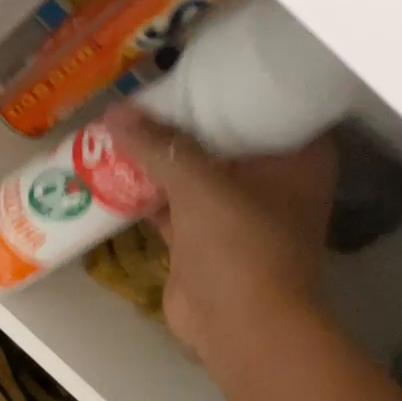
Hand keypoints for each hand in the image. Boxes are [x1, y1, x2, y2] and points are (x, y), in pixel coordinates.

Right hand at [102, 103, 338, 365]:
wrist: (237, 323)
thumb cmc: (240, 248)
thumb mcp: (201, 189)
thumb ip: (159, 150)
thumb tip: (113, 114)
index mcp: (295, 156)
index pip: (259, 107)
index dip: (220, 90)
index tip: (178, 77)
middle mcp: (269, 178)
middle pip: (217, 140)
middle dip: (174, 127)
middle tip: (131, 106)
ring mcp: (233, 212)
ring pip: (187, 175)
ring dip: (151, 163)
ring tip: (109, 139)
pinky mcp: (199, 239)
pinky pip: (166, 206)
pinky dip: (140, 196)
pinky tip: (106, 181)